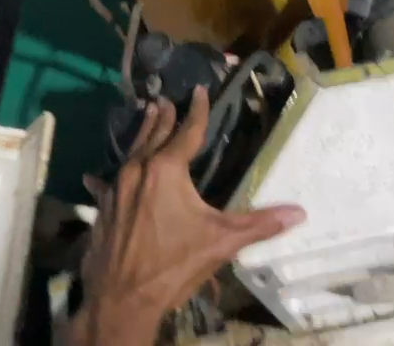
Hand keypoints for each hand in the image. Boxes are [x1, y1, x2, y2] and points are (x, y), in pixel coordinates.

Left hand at [70, 86, 304, 345]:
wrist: (121, 303)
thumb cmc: (173, 265)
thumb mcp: (221, 242)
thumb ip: (259, 224)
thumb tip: (300, 212)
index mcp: (167, 169)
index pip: (188, 130)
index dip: (197, 110)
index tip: (199, 90)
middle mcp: (139, 170)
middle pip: (154, 134)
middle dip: (164, 117)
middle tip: (167, 99)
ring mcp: (116, 189)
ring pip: (131, 152)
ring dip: (141, 133)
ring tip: (146, 115)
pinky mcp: (102, 209)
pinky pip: (106, 183)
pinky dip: (107, 176)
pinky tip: (93, 175)